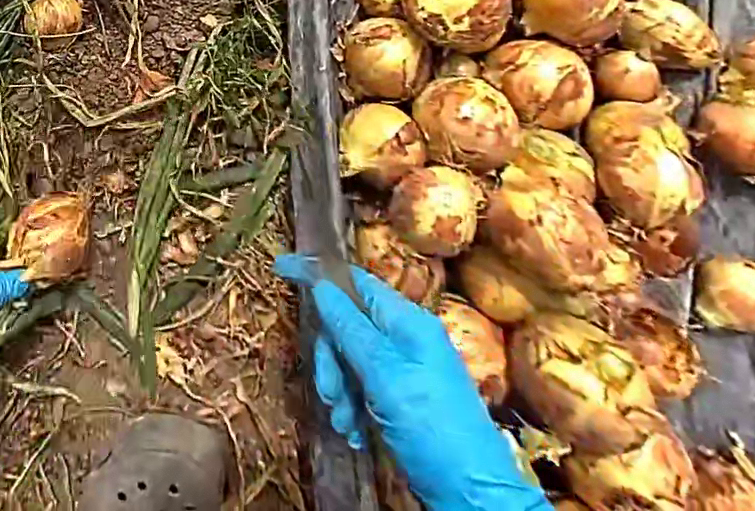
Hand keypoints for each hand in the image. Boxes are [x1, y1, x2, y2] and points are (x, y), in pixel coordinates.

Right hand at [274, 255, 550, 510]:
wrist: (474, 498)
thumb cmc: (432, 428)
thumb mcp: (386, 375)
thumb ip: (351, 328)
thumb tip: (321, 285)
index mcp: (407, 320)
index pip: (355, 280)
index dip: (318, 273)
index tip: (280, 267)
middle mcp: (405, 337)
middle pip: (347, 323)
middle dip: (330, 356)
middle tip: (331, 392)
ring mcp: (404, 368)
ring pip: (350, 358)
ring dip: (339, 389)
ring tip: (345, 421)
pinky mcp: (401, 398)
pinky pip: (362, 387)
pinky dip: (352, 407)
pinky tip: (355, 432)